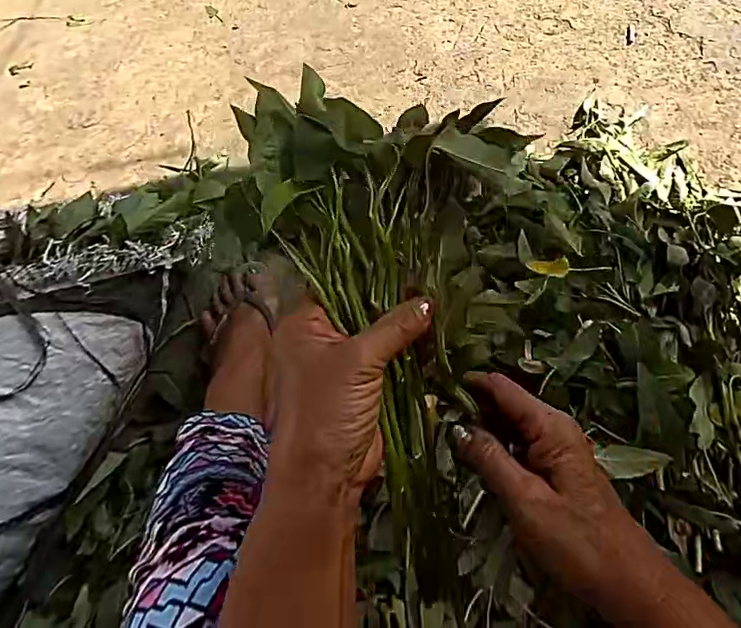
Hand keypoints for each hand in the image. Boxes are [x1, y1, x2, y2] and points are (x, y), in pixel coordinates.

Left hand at [264, 293, 432, 502]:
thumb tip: (428, 300)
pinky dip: (408, 350)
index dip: (367, 272)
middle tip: (427, 279)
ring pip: (377, 333)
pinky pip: (388, 358)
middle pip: (360, 308)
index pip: (335, 283)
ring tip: (436, 302)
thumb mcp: (358, 361)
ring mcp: (342, 363)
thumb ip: (394, 326)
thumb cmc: (325, 412)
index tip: (402, 259)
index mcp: (303, 325)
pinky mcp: (363, 385)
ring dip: (404, 325)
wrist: (325, 480)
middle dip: (392, 299)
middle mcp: (319, 339)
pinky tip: (433, 334)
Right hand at [454, 373, 733, 627]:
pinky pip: (522, 444)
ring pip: (512, 425)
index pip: (503, 387)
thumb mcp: (526, 502)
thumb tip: (458, 428)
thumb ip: (491, 461)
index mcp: (550, 425)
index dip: (470, 383)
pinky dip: (499, 446)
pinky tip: (478, 457)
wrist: (626, 579)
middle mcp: (555, 426)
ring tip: (448, 432)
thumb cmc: (577, 541)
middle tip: (436, 414)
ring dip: (484, 427)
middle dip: (473, 405)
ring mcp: (558, 446)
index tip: (437, 384)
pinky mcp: (557, 467)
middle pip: (507, 402)